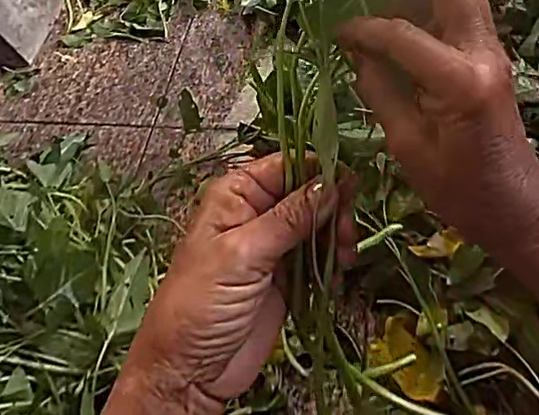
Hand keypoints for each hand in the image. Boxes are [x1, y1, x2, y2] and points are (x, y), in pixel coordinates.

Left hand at [107, 154, 355, 414]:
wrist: (189, 373)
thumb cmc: (198, 304)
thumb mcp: (243, 253)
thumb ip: (289, 217)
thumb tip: (329, 183)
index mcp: (238, 192)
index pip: (287, 165)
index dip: (319, 169)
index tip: (349, 182)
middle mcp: (258, 210)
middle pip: (309, 192)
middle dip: (333, 208)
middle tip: (346, 231)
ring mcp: (274, 243)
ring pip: (319, 224)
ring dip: (337, 236)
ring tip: (343, 257)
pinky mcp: (287, 275)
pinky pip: (319, 256)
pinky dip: (332, 262)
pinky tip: (336, 276)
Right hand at [338, 0, 538, 257]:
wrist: (517, 206)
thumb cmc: (460, 190)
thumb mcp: (407, 145)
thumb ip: (379, 89)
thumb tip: (355, 49)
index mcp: (460, 82)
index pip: (402, 34)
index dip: (364, 28)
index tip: (339, 31)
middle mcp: (483, 53)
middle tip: (377, 12)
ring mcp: (494, 49)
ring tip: (393, 22)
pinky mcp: (493, 53)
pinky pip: (465, 10)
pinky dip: (435, 10)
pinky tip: (411, 37)